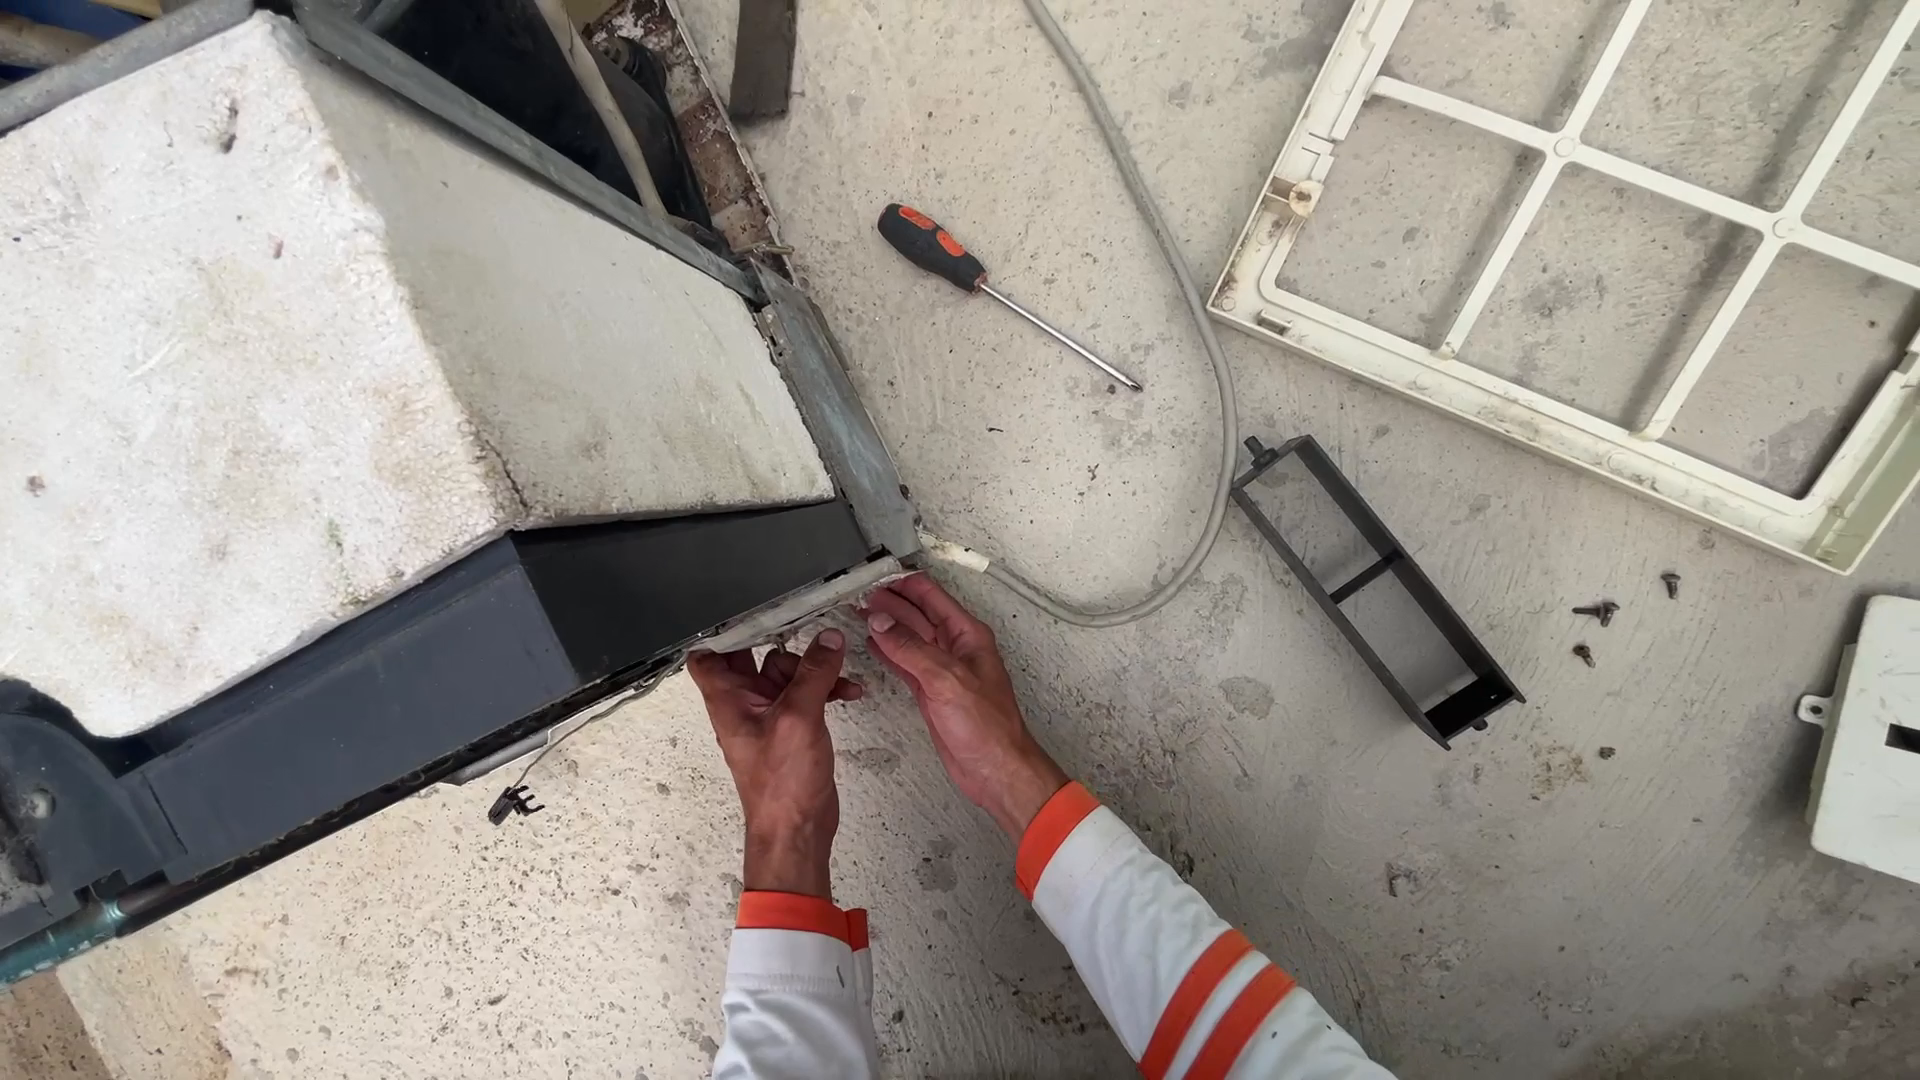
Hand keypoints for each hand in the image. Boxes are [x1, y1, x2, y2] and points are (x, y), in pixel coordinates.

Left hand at [687, 631, 862, 898]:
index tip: (755, 611)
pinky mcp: (794, 726)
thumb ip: (814, 673)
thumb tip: (829, 638)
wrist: (798, 829)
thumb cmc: (781, 784)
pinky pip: (809, 694)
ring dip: (816, 669)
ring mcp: (771, 715)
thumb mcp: (798, 717)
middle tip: (811, 632)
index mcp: (729, 700)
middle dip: (786, 645)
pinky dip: (828, 688)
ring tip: (841, 676)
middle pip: (756, 657)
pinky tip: (850, 693)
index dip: (724, 633)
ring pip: (790, 673)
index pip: (709, 657)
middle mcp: (745, 704)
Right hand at [863, 574, 1068, 838]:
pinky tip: (875, 643)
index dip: (903, 585)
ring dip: (886, 624)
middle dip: (890, 602)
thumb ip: (911, 649)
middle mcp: (956, 649)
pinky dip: (889, 652)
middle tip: (861, 595)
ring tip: (861, 612)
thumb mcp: (946, 680)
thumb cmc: (989, 728)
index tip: (877, 578)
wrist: (994, 768)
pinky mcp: (932, 691)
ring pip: (910, 637)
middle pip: (918, 613)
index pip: (931, 596)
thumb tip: (883, 622)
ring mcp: (943, 670)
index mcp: (968, 635)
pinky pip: (906, 662)